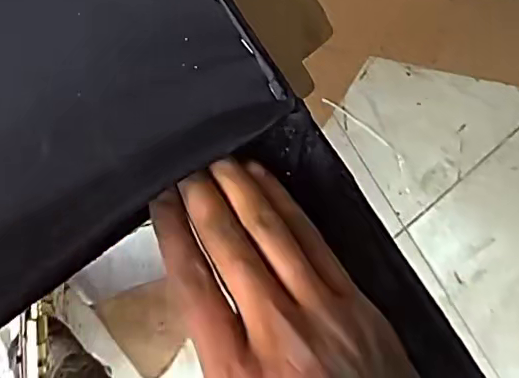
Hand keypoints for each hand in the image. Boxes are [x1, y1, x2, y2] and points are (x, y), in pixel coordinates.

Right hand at [151, 159, 418, 377]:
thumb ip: (212, 352)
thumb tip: (193, 290)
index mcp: (238, 373)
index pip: (193, 281)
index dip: (173, 232)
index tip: (162, 201)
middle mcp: (278, 336)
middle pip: (229, 245)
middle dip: (202, 198)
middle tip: (188, 170)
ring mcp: (322, 313)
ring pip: (271, 230)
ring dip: (240, 188)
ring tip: (220, 161)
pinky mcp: (356, 303)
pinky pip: (312, 236)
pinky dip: (284, 202)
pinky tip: (266, 180)